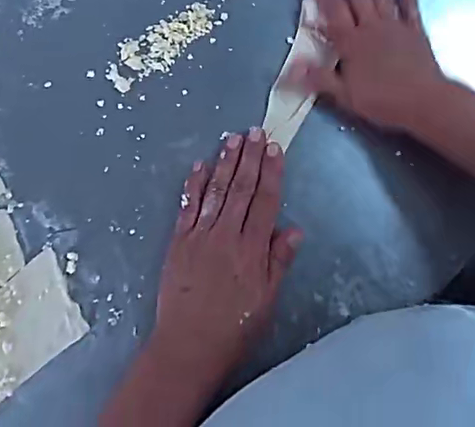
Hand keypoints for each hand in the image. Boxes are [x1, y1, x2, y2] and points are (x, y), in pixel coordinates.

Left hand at [149, 130, 301, 382]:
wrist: (188, 344)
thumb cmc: (234, 327)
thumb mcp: (267, 300)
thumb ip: (278, 261)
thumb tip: (295, 228)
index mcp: (251, 249)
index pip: (265, 201)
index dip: (271, 173)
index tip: (275, 149)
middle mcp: (226, 234)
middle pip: (241, 188)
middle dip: (250, 157)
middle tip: (256, 131)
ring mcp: (200, 233)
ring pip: (216, 189)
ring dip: (225, 161)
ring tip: (233, 138)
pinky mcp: (179, 238)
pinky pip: (188, 204)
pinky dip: (194, 182)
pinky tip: (200, 164)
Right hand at [290, 0, 462, 134]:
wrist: (428, 104)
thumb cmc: (384, 101)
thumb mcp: (346, 96)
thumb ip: (319, 78)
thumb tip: (290, 68)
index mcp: (352, 42)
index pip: (334, 11)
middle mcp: (371, 27)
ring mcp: (394, 26)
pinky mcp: (414, 31)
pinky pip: (410, 5)